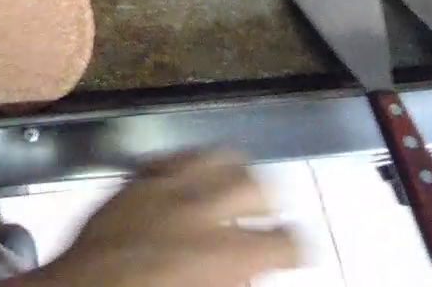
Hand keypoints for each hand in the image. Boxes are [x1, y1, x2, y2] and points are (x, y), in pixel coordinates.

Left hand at [18, 152, 302, 286]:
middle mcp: (201, 211)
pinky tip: (188, 178)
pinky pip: (170, 159)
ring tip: (234, 184)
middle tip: (269, 214)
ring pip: (213, 157)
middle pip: (254, 183)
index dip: (298, 246)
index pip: (287, 239)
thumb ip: (235, 277)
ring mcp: (164, 189)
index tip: (297, 249)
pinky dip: (188, 166)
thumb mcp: (215, 286)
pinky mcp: (133, 180)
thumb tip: (248, 269)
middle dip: (268, 199)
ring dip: (230, 171)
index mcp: (230, 254)